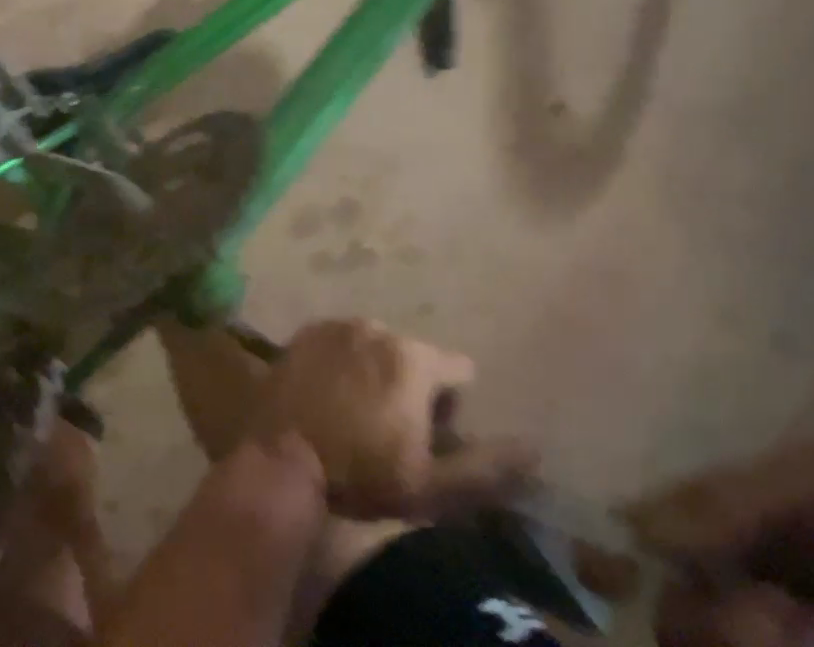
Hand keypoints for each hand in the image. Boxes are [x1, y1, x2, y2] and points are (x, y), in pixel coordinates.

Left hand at [249, 318, 535, 520]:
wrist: (278, 460)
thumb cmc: (359, 474)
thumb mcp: (431, 486)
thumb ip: (487, 467)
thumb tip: (536, 448)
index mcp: (414, 358)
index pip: (459, 371)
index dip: (449, 406)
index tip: (426, 436)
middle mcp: (377, 329)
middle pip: (414, 357)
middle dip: (410, 386)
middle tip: (385, 428)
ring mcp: (335, 327)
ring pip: (375, 348)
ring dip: (374, 372)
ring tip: (353, 413)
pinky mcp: (302, 334)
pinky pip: (339, 344)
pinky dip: (341, 363)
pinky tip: (327, 396)